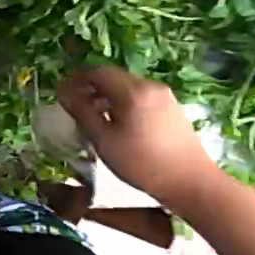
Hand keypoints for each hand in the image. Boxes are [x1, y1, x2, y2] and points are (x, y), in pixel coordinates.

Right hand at [57, 67, 221, 202]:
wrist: (192, 183)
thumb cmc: (142, 162)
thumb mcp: (104, 139)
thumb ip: (81, 111)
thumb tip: (63, 91)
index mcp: (132, 90)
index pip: (97, 71)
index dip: (76, 79)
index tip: (62, 94)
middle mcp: (150, 86)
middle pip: (113, 77)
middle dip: (91, 88)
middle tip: (75, 107)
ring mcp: (164, 96)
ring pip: (127, 87)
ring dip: (107, 97)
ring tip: (95, 119)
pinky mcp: (172, 109)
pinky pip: (141, 97)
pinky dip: (123, 104)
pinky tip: (118, 125)